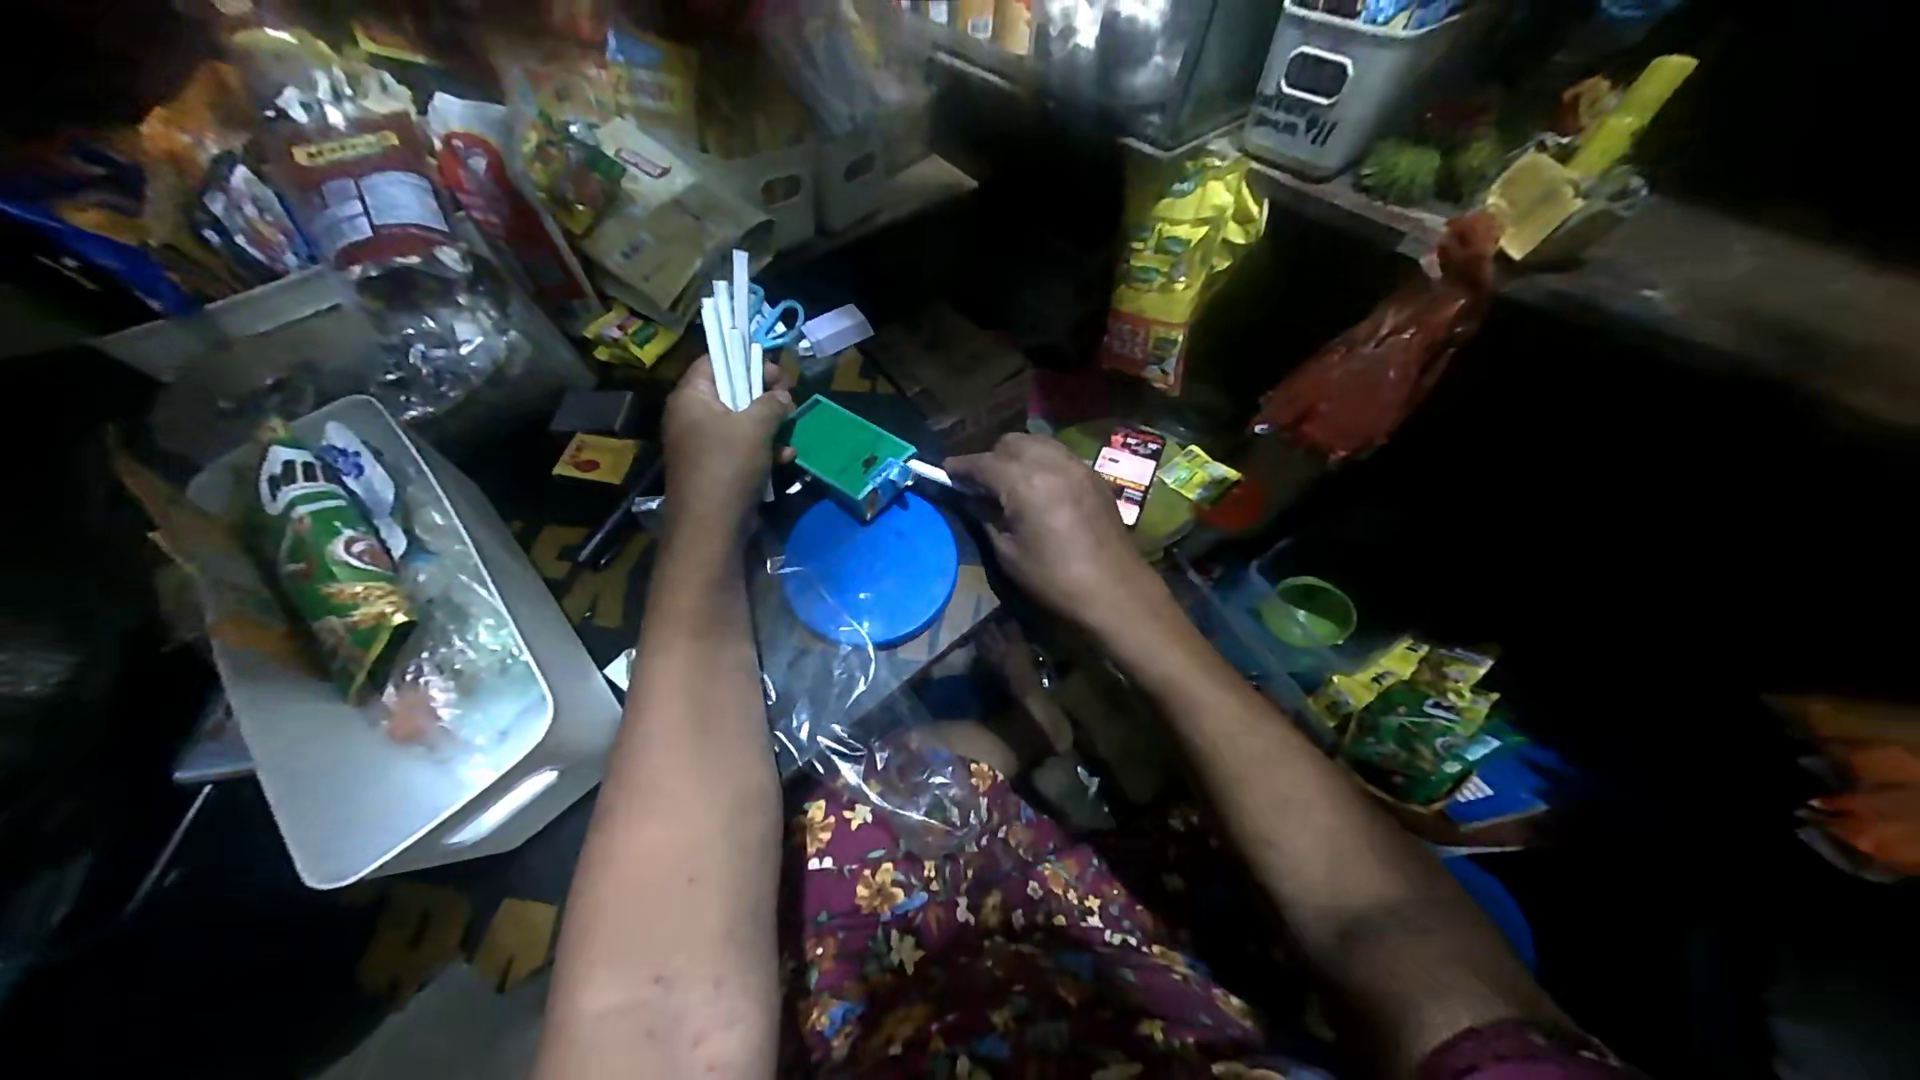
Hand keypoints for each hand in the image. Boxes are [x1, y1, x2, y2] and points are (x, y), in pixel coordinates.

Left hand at [662, 355, 793, 537]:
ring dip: (769, 424)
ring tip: (791, 427)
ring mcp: (703, 444)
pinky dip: (764, 449)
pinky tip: (787, 457)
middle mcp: (691, 417)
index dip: (744, 359)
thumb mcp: (755, 426)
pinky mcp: (717, 468)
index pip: (713, 361)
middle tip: (788, 397)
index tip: (775, 370)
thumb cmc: (729, 464)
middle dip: (762, 394)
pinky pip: (742, 448)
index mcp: (691, 397)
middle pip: (730, 391)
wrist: (712, 525)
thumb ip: (771, 403)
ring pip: (740, 421)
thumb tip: (782, 396)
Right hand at [945, 434, 1163, 629]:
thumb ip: (987, 518)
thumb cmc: (1054, 578)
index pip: (983, 463)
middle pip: (1010, 443)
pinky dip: (1042, 461)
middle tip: (980, 484)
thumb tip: (972, 500)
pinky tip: (1040, 487)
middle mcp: (1051, 463)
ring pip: (1038, 443)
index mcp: (1024, 482)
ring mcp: (1076, 466)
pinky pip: (1060, 455)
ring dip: (1017, 455)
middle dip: (990, 457)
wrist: (1114, 590)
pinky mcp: (1094, 476)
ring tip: (1010, 481)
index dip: (960, 467)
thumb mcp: (1008, 554)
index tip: (945, 472)